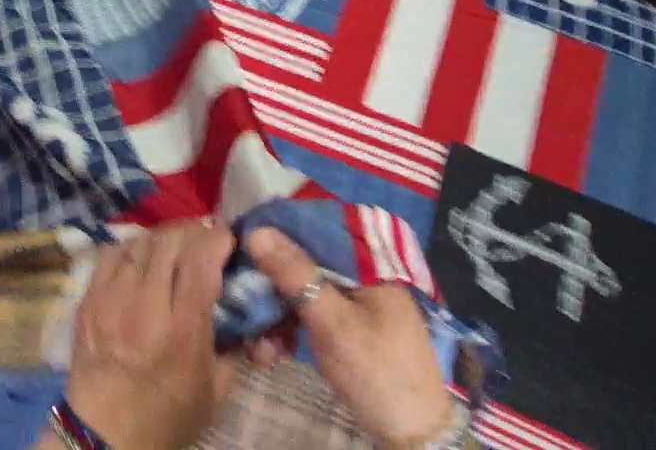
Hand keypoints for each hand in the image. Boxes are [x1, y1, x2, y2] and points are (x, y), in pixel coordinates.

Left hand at [57, 222, 236, 449]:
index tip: (227, 234)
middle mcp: (146, 305)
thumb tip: (243, 309)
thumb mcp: (216, 391)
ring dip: (163, 238)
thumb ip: (233, 345)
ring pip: (140, 242)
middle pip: (170, 242)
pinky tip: (141, 257)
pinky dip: (131, 248)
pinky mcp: (88, 297)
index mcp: (182, 330)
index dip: (216, 239)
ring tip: (175, 245)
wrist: (104, 435)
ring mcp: (112, 297)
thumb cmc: (167, 418)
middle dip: (192, 231)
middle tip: (204, 236)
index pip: (200, 262)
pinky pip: (111, 253)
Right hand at [244, 227, 452, 447]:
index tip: (241, 240)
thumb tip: (257, 230)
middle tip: (241, 299)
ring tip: (257, 343)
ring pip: (300, 288)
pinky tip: (271, 351)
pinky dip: (287, 326)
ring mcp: (351, 301)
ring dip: (274, 309)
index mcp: (367, 263)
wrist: (414, 437)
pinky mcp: (343, 326)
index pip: (315, 226)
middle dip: (269, 280)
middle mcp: (358, 274)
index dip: (276, 229)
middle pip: (303, 259)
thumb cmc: (379, 373)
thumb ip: (297, 275)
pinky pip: (306, 312)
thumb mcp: (334, 323)